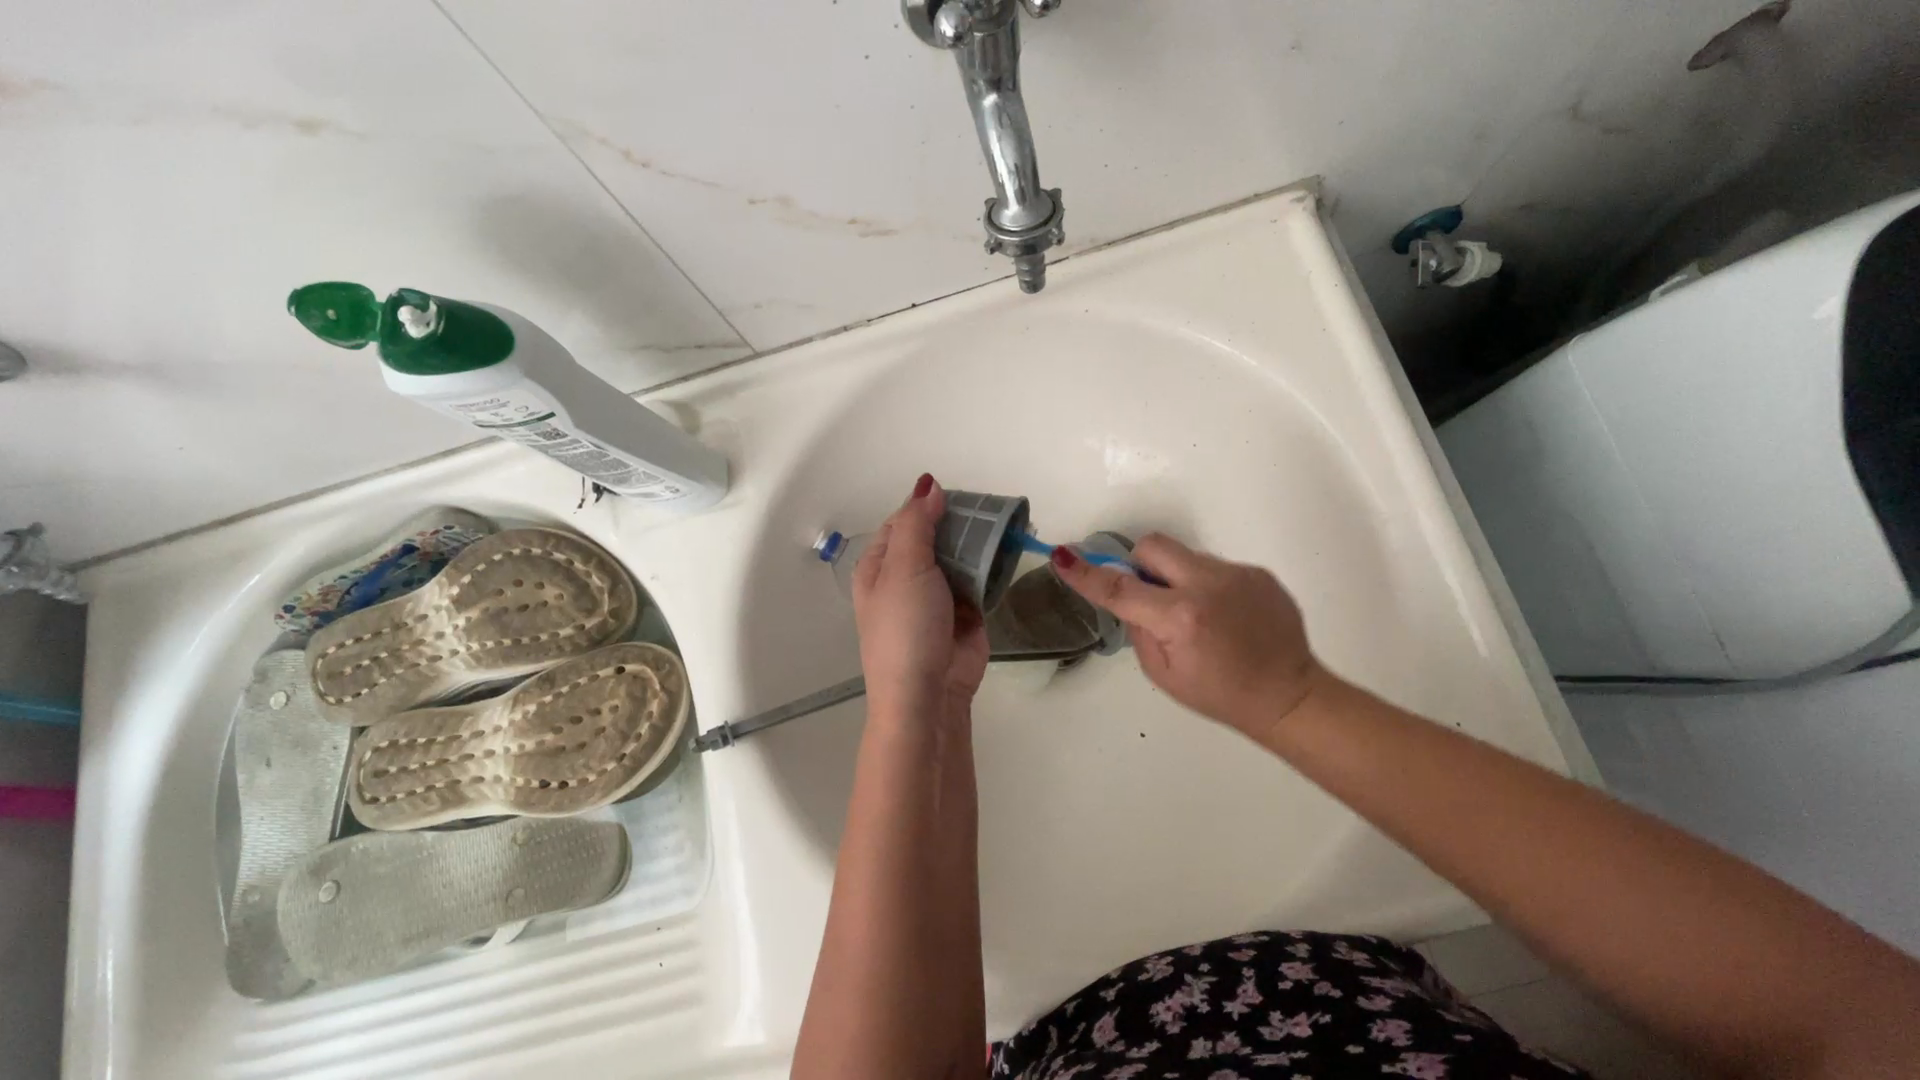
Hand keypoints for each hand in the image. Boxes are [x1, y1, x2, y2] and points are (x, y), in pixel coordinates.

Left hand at [852, 474, 989, 719]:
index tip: (962, 494)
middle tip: (997, 506)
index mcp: (881, 567)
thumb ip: (916, 523)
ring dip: (983, 545)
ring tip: (1013, 522)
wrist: (927, 695)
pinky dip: (995, 570)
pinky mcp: (968, 616)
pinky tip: (1015, 550)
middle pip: (937, 538)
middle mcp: (908, 579)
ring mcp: (940, 598)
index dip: (929, 506)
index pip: (904, 522)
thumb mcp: (903, 567)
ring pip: (963, 559)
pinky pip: (982, 583)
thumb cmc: (905, 627)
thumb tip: (928, 484)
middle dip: (963, 524)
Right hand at [1048, 534, 1323, 741]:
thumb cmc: (1219, 695)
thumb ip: (1140, 630)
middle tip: (1149, 596)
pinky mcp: (1258, 573)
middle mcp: (1208, 586)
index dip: (1086, 573)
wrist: (1288, 695)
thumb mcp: (1163, 674)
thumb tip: (1133, 599)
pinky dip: (1209, 587)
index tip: (1063, 556)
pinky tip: (1226, 618)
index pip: (1120, 588)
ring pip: (1186, 557)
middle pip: (1153, 546)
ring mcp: (1237, 574)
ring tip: (1200, 617)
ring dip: (1178, 579)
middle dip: (1140, 563)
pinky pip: (1216, 568)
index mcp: (1181, 618)